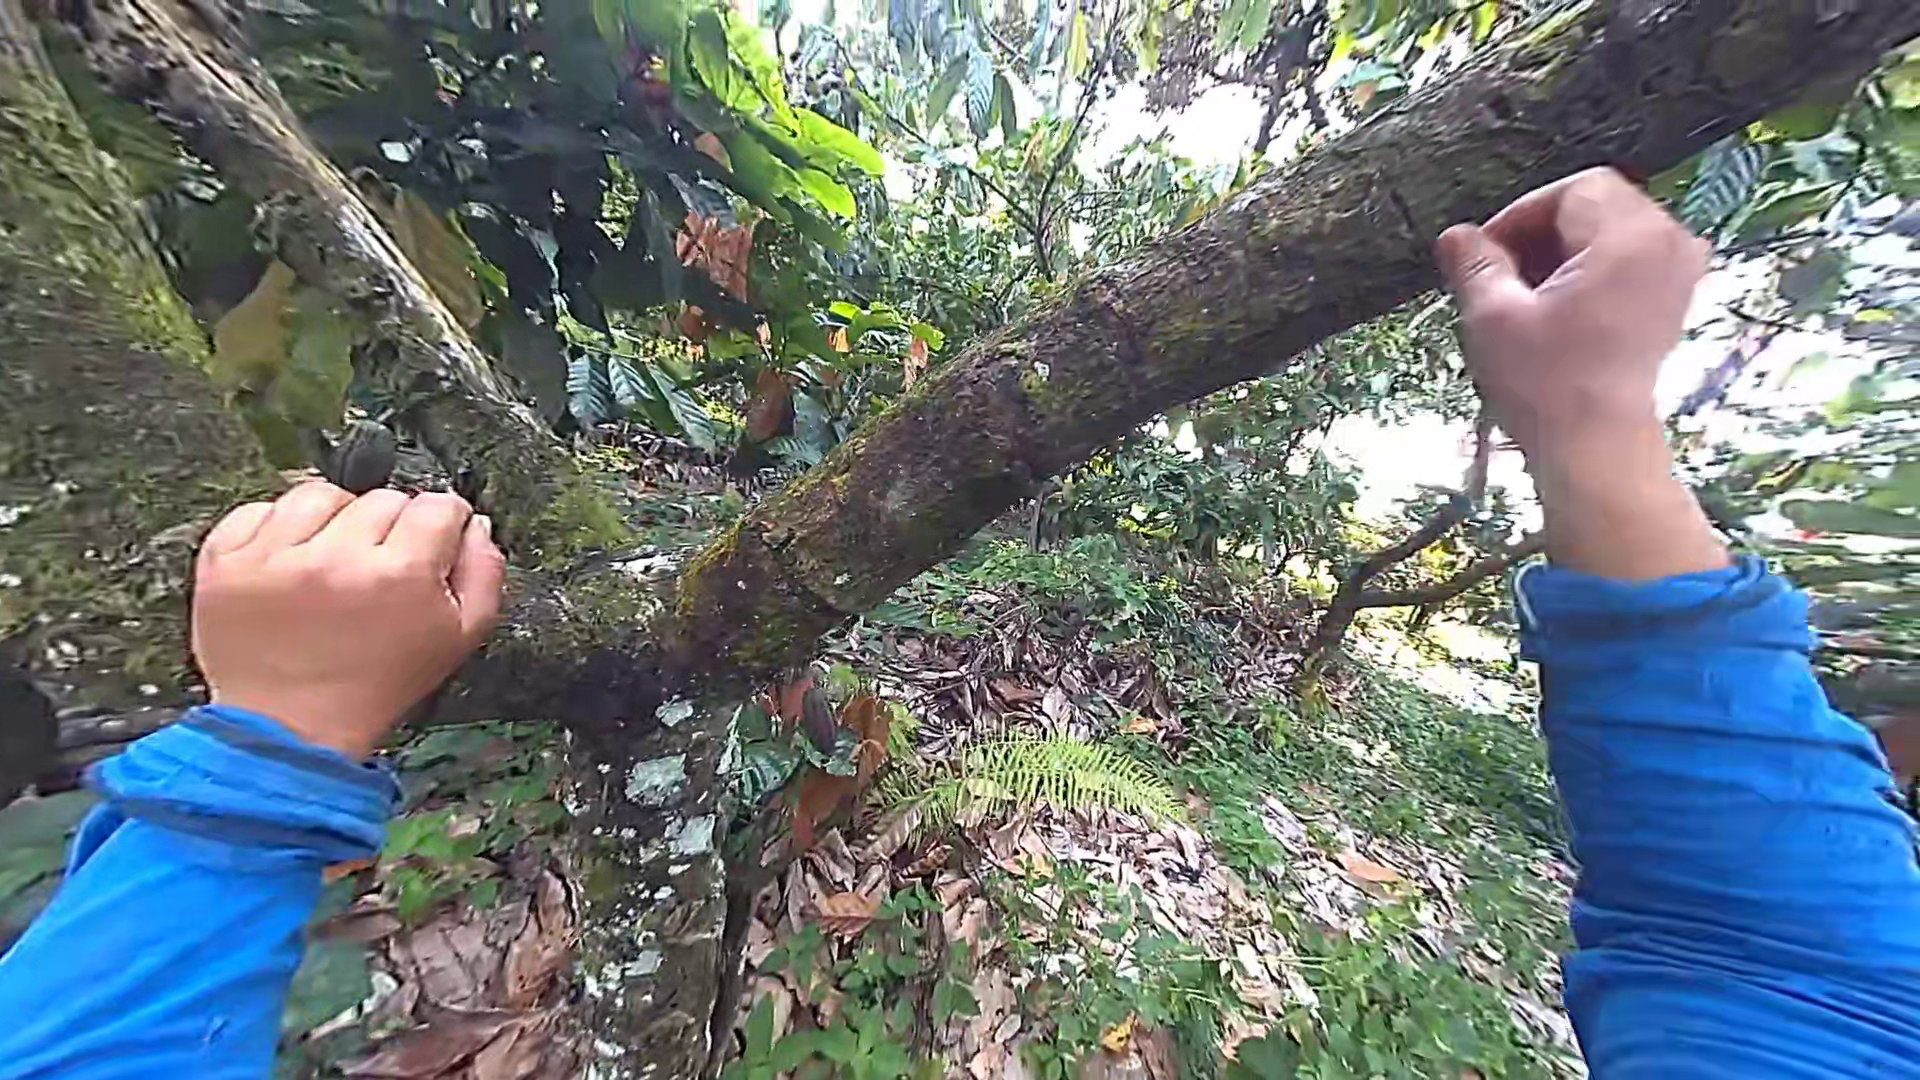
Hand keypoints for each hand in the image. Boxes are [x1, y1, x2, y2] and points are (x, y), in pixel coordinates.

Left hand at [191, 483, 506, 758]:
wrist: (296, 719)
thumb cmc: (387, 675)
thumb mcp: (468, 628)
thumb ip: (485, 568)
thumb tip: (474, 523)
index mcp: (401, 573)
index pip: (437, 505)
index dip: (448, 519)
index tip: (443, 535)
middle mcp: (336, 557)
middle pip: (385, 497)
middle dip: (399, 522)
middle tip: (395, 558)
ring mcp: (274, 558)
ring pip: (323, 494)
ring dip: (343, 515)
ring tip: (345, 551)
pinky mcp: (225, 564)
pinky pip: (260, 508)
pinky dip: (286, 522)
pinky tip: (303, 553)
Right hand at [1435, 167, 1727, 580]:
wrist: (1589, 436)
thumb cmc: (1538, 378)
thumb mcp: (1491, 317)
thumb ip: (1474, 266)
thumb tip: (1454, 235)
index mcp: (1629, 237)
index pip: (1573, 190)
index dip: (1517, 215)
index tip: (1477, 257)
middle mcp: (1669, 240)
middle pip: (1592, 208)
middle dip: (1532, 237)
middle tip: (1488, 282)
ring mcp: (1676, 269)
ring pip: (1604, 235)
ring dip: (1551, 257)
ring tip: (1512, 301)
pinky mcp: (1668, 296)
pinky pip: (1619, 262)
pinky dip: (1578, 274)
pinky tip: (1545, 313)